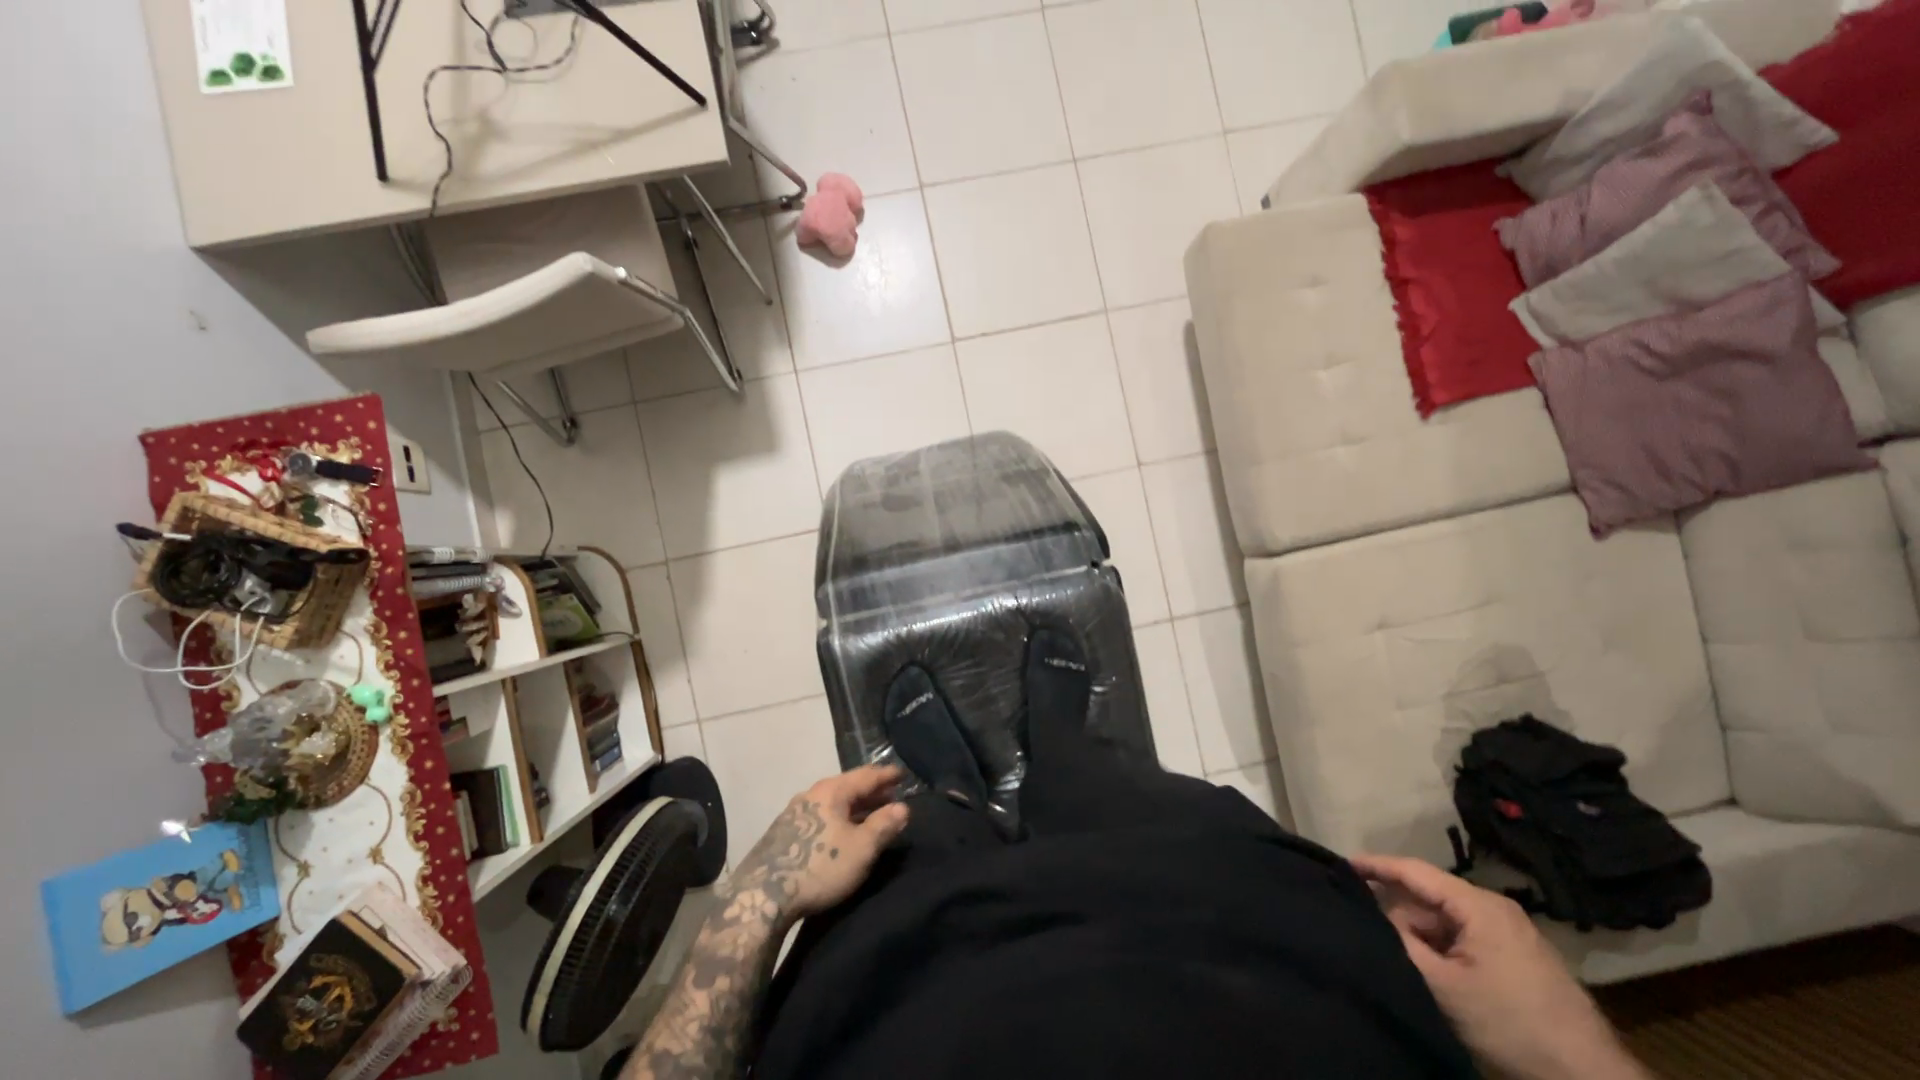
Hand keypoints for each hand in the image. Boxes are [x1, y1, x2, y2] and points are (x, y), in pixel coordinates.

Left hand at [724, 765, 911, 925]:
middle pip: (847, 787)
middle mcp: (810, 794)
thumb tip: (902, 807)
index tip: (902, 774)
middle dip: (871, 792)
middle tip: (891, 795)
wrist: (763, 896)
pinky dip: (838, 818)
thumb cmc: (820, 867)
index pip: (866, 775)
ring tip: (870, 814)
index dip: (886, 775)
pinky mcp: (783, 832)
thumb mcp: (861, 848)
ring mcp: (793, 813)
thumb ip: (884, 825)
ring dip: (854, 807)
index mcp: (831, 791)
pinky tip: (841, 831)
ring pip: (832, 803)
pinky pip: (820, 816)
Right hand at [1351, 854, 1649, 1079]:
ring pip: (1445, 926)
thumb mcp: (1443, 986)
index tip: (1339, 865)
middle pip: (1428, 902)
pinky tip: (1431, 983)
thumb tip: (1369, 916)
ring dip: (1421, 944)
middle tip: (1373, 945)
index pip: (1416, 872)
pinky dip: (1441, 956)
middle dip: (1399, 920)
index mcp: (1479, 906)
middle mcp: (1495, 911)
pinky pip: (1464, 944)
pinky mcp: (1515, 961)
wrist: (1585, 1076)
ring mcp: (1509, 936)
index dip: (1375, 866)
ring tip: (1404, 972)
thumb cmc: (1509, 1022)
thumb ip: (1401, 944)